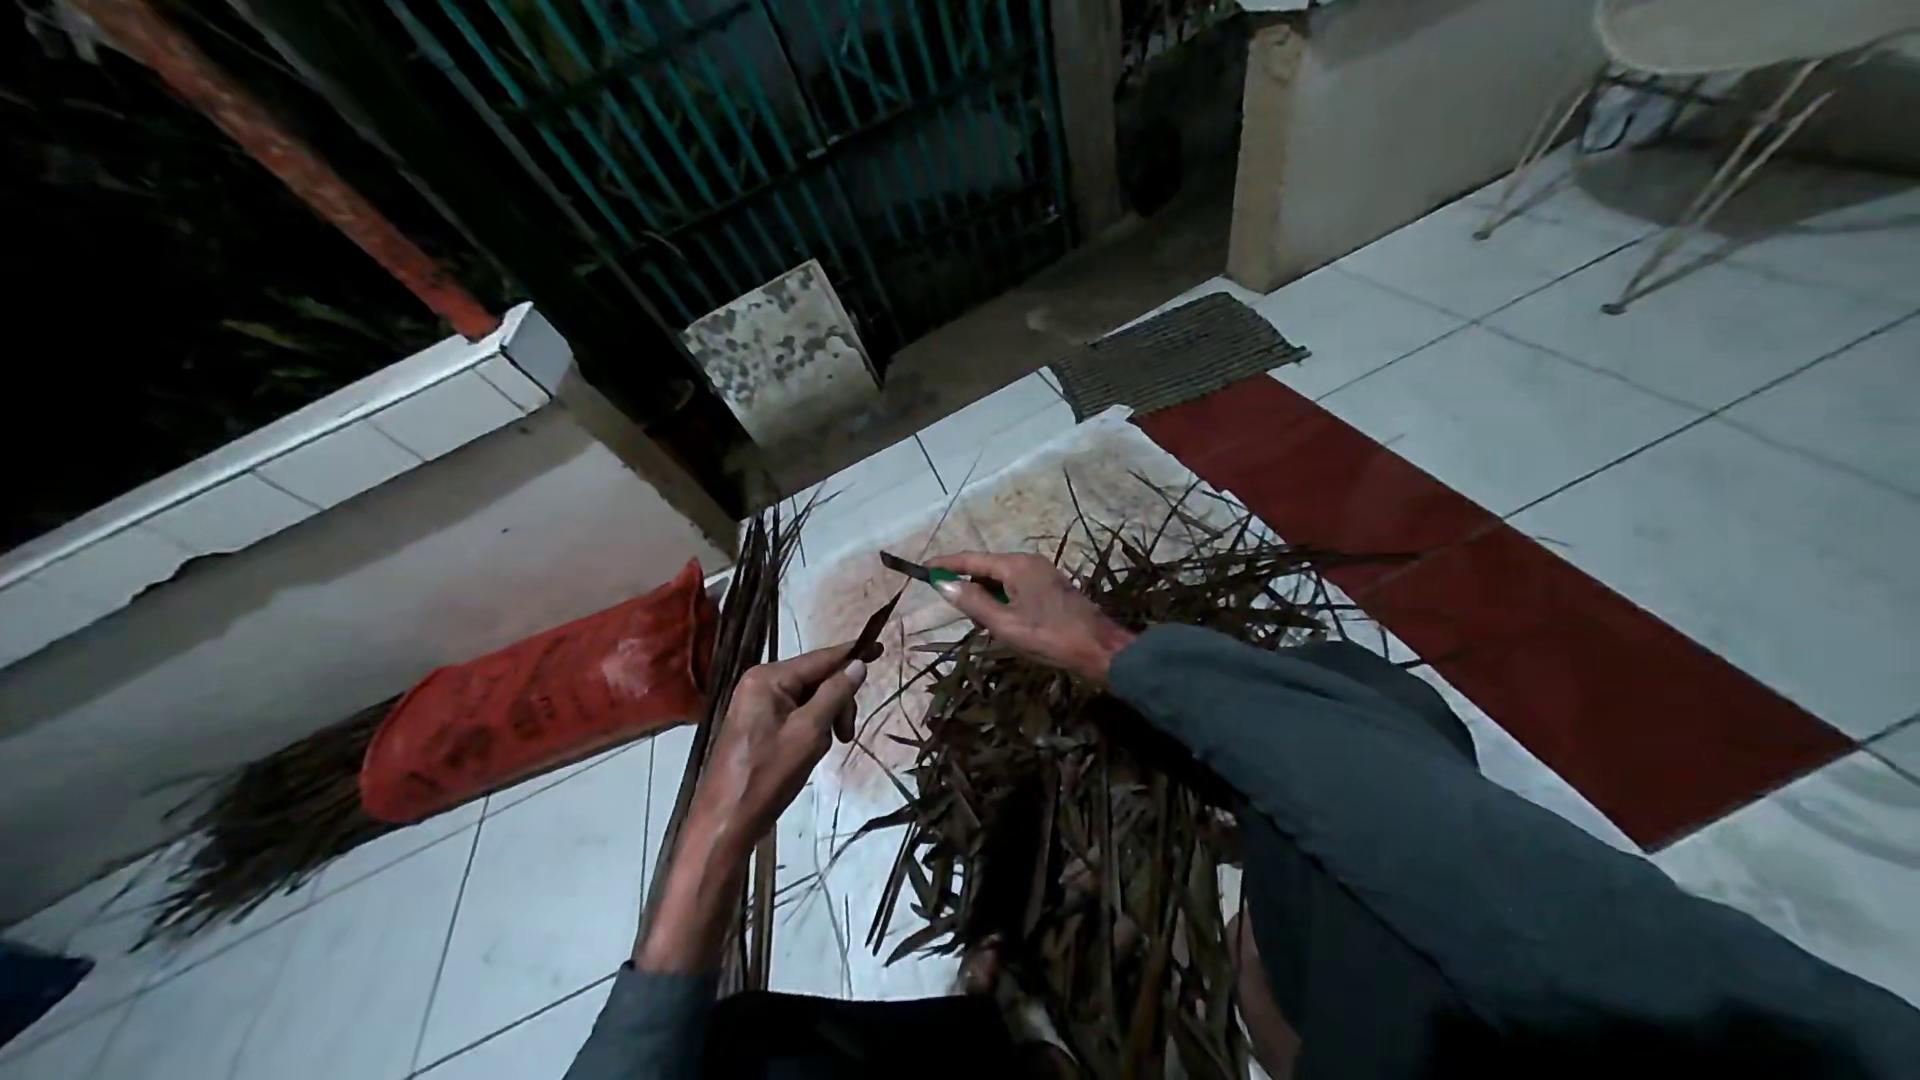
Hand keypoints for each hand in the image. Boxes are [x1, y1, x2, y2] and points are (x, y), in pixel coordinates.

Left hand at [638, 641, 873, 972]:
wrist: (726, 824)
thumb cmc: (767, 776)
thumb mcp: (809, 732)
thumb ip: (835, 694)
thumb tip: (857, 664)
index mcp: (767, 678)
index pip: (820, 658)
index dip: (852, 655)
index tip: (881, 647)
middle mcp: (759, 683)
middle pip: (816, 678)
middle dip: (838, 701)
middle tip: (846, 734)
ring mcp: (756, 704)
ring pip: (809, 697)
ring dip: (827, 717)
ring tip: (829, 746)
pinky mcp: (758, 724)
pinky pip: (796, 713)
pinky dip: (812, 727)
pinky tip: (813, 748)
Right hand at [926, 552, 1135, 681]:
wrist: (1098, 648)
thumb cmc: (1049, 636)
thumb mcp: (1004, 623)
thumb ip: (973, 602)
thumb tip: (944, 584)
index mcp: (1016, 565)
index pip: (971, 559)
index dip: (946, 564)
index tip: (923, 569)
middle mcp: (1028, 562)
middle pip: (986, 568)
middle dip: (969, 587)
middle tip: (961, 614)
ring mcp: (1041, 573)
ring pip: (1001, 580)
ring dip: (987, 598)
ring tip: (985, 625)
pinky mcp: (1050, 587)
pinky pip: (1015, 588)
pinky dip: (1002, 601)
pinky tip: (1004, 623)